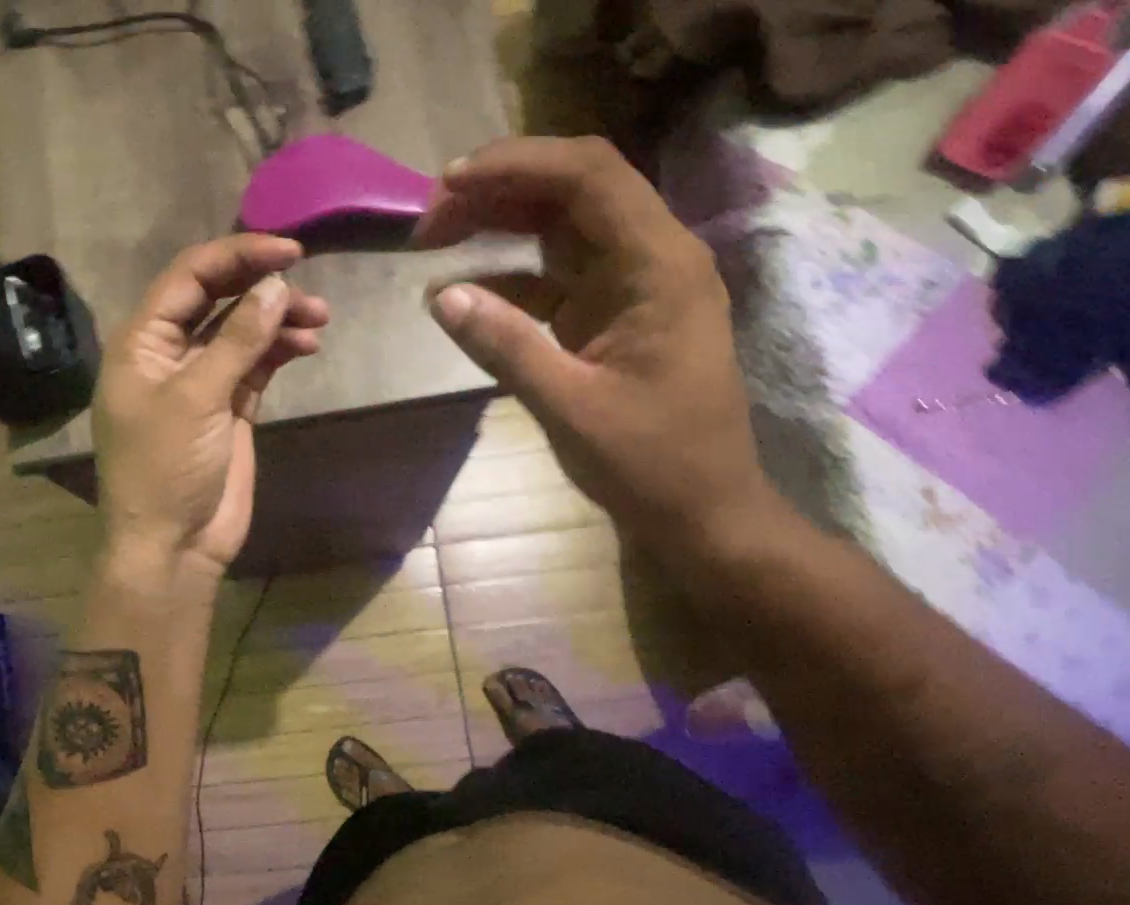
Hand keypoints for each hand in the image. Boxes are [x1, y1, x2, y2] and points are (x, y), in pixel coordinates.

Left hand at [93, 235, 330, 574]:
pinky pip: (255, 364)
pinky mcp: (228, 408)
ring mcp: (201, 381)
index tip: (289, 251)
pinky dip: (279, 351)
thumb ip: (237, 340)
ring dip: (278, 320)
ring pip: (242, 332)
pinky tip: (307, 344)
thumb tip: (277, 286)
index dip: (238, 256)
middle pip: (217, 299)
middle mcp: (169, 353)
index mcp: (142, 341)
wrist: (174, 543)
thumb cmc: (167, 466)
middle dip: (262, 287)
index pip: (189, 278)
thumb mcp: (197, 397)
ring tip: (320, 319)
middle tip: (310, 283)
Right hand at [414, 136, 773, 549]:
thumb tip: (441, 297)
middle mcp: (651, 258)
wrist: (701, 514)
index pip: (588, 176)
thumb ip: (506, 347)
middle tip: (428, 221)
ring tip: (434, 240)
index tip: (447, 185)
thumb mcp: (571, 407)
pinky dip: (507, 280)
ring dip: (498, 226)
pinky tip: (461, 295)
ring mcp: (631, 286)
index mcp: (659, 264)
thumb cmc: (651, 463)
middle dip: (497, 192)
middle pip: (571, 192)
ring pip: (560, 229)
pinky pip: (554, 278)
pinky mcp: (611, 316)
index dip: (514, 165)